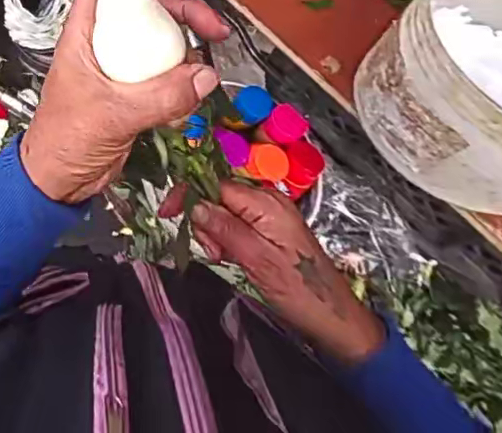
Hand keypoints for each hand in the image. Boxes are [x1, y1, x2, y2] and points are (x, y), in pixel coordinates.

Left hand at [21, 0, 227, 204]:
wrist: (59, 182)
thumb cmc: (64, 140)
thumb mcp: (110, 115)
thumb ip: (159, 97)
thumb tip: (205, 75)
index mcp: (85, 32)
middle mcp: (105, 40)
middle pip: (148, 6)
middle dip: (184, 9)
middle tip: (214, 30)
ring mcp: (122, 63)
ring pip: (163, 37)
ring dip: (189, 47)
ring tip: (206, 69)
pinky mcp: (136, 88)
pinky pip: (168, 70)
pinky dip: (185, 78)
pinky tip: (190, 95)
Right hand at [192, 182, 385, 364]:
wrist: (334, 317)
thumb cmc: (298, 290)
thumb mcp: (257, 260)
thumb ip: (225, 229)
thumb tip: (195, 204)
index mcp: (265, 201)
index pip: (216, 184)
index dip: (189, 194)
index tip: (167, 212)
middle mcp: (267, 199)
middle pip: (218, 195)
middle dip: (205, 220)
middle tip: (213, 253)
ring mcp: (270, 212)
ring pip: (225, 209)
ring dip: (215, 232)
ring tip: (224, 259)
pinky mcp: (270, 226)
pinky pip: (238, 221)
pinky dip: (228, 237)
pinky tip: (232, 257)